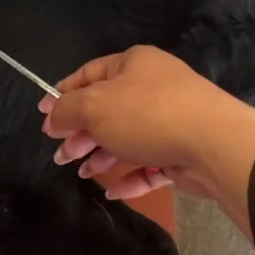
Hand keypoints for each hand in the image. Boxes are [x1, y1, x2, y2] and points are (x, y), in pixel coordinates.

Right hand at [41, 45, 254, 236]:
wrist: (212, 142)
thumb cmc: (147, 114)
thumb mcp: (95, 105)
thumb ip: (67, 110)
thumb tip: (53, 117)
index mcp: (134, 63)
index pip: (90, 73)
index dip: (63, 93)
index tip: (42, 117)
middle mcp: (154, 86)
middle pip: (108, 108)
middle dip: (81, 131)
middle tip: (62, 154)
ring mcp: (171, 119)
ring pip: (128, 137)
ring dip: (102, 155)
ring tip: (83, 173)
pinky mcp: (183, 151)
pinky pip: (150, 164)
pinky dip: (131, 176)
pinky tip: (113, 192)